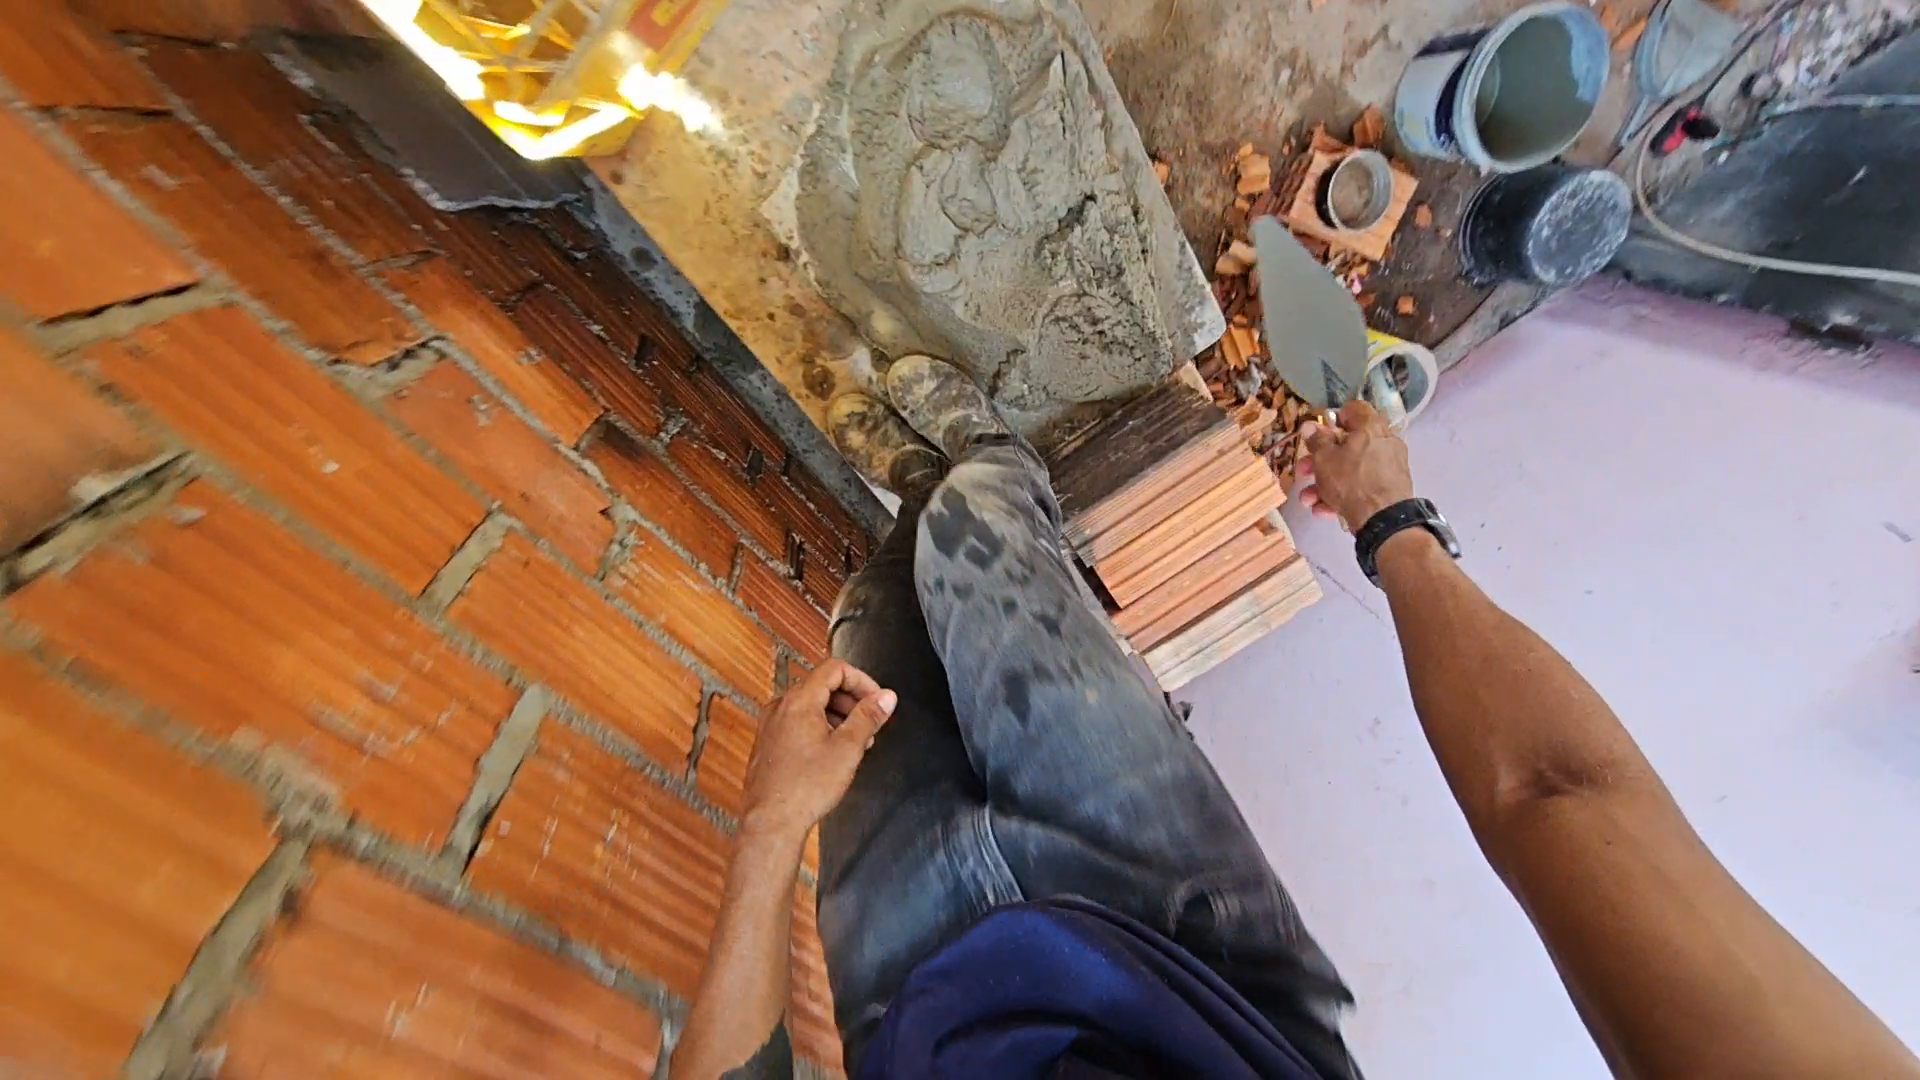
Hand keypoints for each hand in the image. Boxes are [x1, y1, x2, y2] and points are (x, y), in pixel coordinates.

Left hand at [740, 660, 896, 840]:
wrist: (771, 823)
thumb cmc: (805, 788)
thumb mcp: (848, 748)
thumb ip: (868, 716)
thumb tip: (886, 697)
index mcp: (799, 700)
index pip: (835, 669)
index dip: (861, 680)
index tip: (877, 700)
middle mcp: (780, 707)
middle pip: (822, 685)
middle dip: (851, 699)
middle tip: (871, 721)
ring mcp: (771, 724)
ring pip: (810, 704)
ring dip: (837, 714)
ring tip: (855, 740)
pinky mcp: (768, 742)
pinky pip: (798, 721)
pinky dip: (819, 726)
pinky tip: (832, 752)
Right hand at [1297, 399, 1414, 529]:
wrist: (1383, 518)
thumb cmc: (1351, 480)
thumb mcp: (1324, 459)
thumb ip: (1316, 440)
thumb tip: (1310, 425)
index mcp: (1370, 427)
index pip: (1353, 409)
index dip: (1333, 419)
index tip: (1319, 434)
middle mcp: (1383, 442)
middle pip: (1346, 444)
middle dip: (1319, 461)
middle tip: (1303, 472)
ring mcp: (1388, 466)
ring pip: (1350, 468)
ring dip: (1324, 484)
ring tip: (1309, 500)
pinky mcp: (1388, 487)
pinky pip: (1360, 485)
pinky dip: (1341, 495)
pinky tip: (1323, 510)